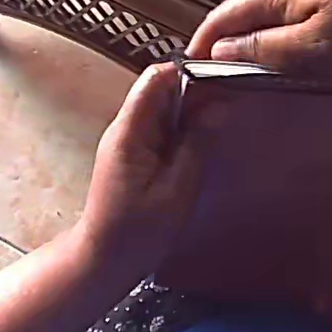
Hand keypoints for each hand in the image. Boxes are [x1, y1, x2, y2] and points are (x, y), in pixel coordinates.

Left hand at [75, 63, 201, 269]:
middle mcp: (125, 127)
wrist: (103, 260)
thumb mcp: (177, 189)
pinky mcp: (134, 150)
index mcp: (130, 131)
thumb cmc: (137, 232)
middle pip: (160, 87)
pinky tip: (203, 136)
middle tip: (228, 99)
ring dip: (191, 108)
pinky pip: (161, 124)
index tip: (220, 78)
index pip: (156, 78)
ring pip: (163, 105)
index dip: (189, 71)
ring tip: (221, 116)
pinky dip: (183, 125)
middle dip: (195, 89)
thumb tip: (218, 106)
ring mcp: (128, 138)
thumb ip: (197, 143)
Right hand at [185, 0, 331, 76]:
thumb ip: (267, 48)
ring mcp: (319, 2)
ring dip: (252, 52)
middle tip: (212, 85)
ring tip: (240, 84)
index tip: (188, 71)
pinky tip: (283, 74)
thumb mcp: (317, 43)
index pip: (227, 12)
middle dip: (225, 47)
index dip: (204, 39)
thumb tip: (221, 50)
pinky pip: (296, 34)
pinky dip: (280, 53)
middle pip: (246, 18)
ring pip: (272, 27)